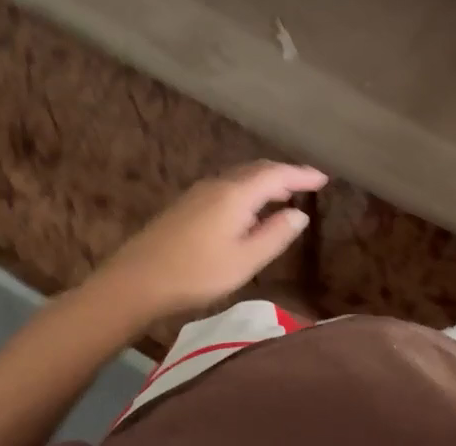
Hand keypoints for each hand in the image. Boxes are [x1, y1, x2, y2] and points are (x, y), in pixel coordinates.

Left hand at [87, 161, 327, 329]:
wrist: (131, 284)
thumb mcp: (244, 261)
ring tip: (282, 196)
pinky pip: (228, 186)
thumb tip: (300, 214)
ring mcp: (199, 193)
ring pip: (242, 177)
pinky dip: (248, 189)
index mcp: (238, 193)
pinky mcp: (186, 205)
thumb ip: (276, 235)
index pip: (279, 174)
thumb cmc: (194, 274)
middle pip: (259, 170)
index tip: (324, 178)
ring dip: (265, 182)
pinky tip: (248, 209)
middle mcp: (220, 184)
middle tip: (306, 185)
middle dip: (285, 174)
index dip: (303, 175)